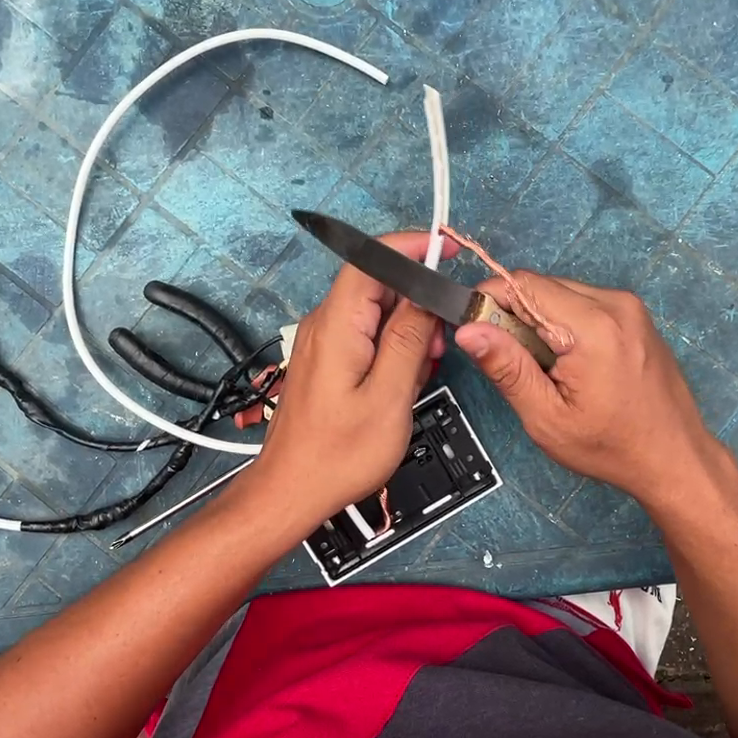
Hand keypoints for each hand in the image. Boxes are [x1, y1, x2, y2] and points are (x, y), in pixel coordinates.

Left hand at [250, 231, 457, 525]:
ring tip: (420, 370)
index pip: (371, 259)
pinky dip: (391, 349)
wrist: (290, 491)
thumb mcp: (389, 398)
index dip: (411, 247)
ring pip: (375, 312)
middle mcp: (324, 325)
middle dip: (416, 302)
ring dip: (406, 331)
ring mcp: (322, 343)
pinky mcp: (326, 361)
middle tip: (438, 344)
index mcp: (337, 325)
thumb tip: (426, 292)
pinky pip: (365, 336)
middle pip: (376, 284)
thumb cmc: (338, 455)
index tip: (447, 251)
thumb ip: (408, 340)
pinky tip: (401, 382)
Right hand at [453, 272, 719, 506]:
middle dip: (512, 313)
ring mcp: (628, 307)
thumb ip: (506, 368)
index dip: (489, 299)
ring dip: (537, 320)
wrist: (674, 457)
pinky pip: (582, 302)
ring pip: (560, 292)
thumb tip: (468, 330)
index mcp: (593, 327)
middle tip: (508, 359)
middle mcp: (615, 304)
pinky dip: (561, 323)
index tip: (473, 328)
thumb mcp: (546, 416)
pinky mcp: (633, 315)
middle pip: (540, 285)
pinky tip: (565, 361)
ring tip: (541, 366)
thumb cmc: (610, 446)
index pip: (523, 284)